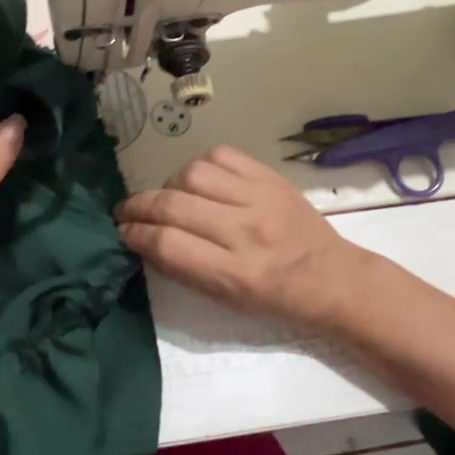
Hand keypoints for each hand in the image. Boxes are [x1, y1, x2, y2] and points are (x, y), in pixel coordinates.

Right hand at [115, 145, 370, 330]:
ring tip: (168, 196)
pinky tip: (198, 180)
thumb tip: (144, 238)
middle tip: (127, 211)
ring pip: (193, 174)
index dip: (135, 234)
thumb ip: (184, 268)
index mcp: (235, 274)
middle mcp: (246, 233)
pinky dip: (200, 165)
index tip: (122, 232)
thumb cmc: (275, 299)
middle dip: (139, 206)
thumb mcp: (226, 299)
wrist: (332, 277)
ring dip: (169, 184)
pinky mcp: (270, 177)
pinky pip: (222, 155)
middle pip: (173, 205)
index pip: (168, 245)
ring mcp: (260, 199)